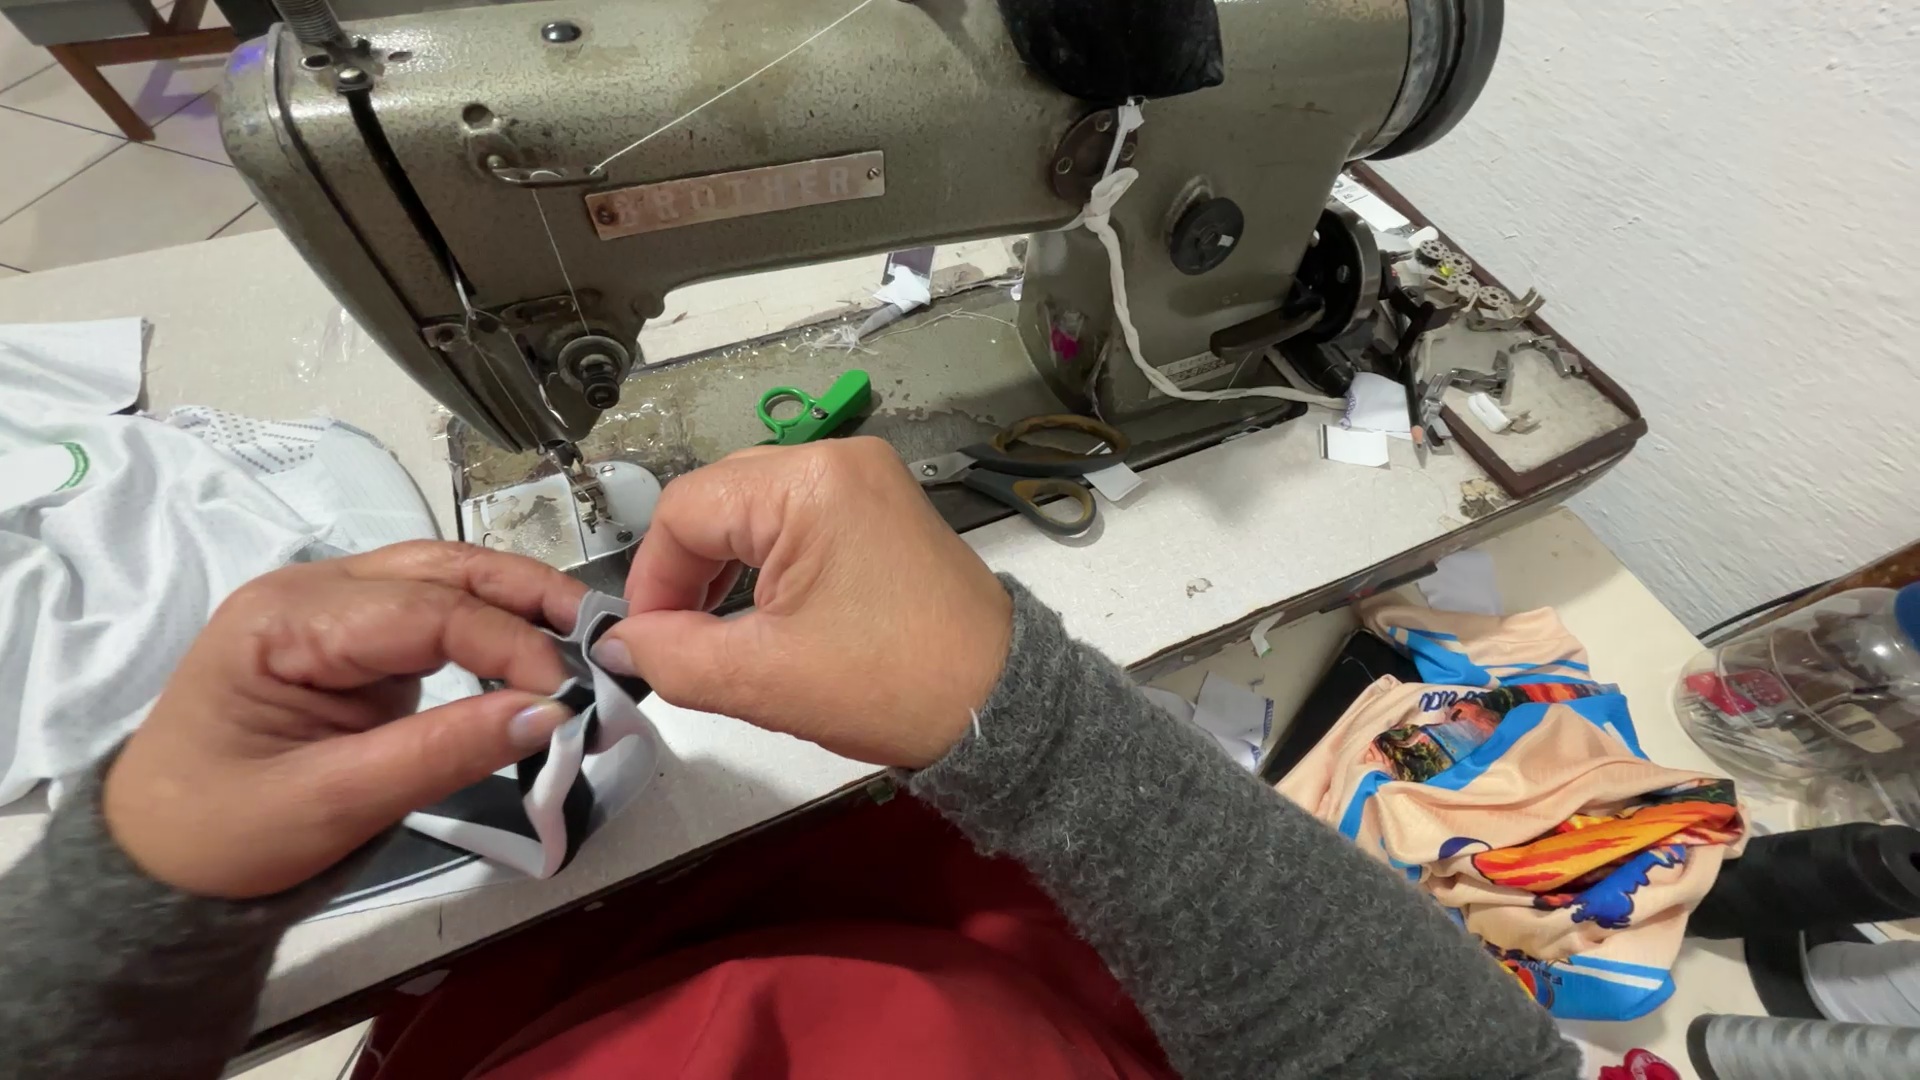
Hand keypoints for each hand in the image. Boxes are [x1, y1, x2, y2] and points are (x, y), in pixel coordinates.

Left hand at [104, 542, 587, 898]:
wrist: (165, 858)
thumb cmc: (226, 835)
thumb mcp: (333, 803)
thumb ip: (446, 752)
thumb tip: (554, 714)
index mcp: (286, 620)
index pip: (430, 612)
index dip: (513, 646)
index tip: (571, 696)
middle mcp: (318, 590)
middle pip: (450, 569)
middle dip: (534, 595)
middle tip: (603, 631)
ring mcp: (344, 604)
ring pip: (459, 576)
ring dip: (528, 601)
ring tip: (587, 631)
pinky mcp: (371, 630)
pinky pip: (452, 607)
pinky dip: (507, 622)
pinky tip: (543, 643)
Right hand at [594, 438, 1011, 768]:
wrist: (998, 699)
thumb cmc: (888, 685)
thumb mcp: (763, 679)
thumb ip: (671, 655)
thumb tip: (621, 640)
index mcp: (808, 483)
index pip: (685, 509)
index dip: (654, 577)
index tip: (649, 641)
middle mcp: (839, 458)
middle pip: (720, 498)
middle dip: (690, 568)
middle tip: (685, 636)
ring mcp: (869, 476)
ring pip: (758, 506)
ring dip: (728, 562)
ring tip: (722, 624)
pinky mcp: (885, 503)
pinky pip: (801, 514)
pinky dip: (771, 555)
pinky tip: (768, 601)